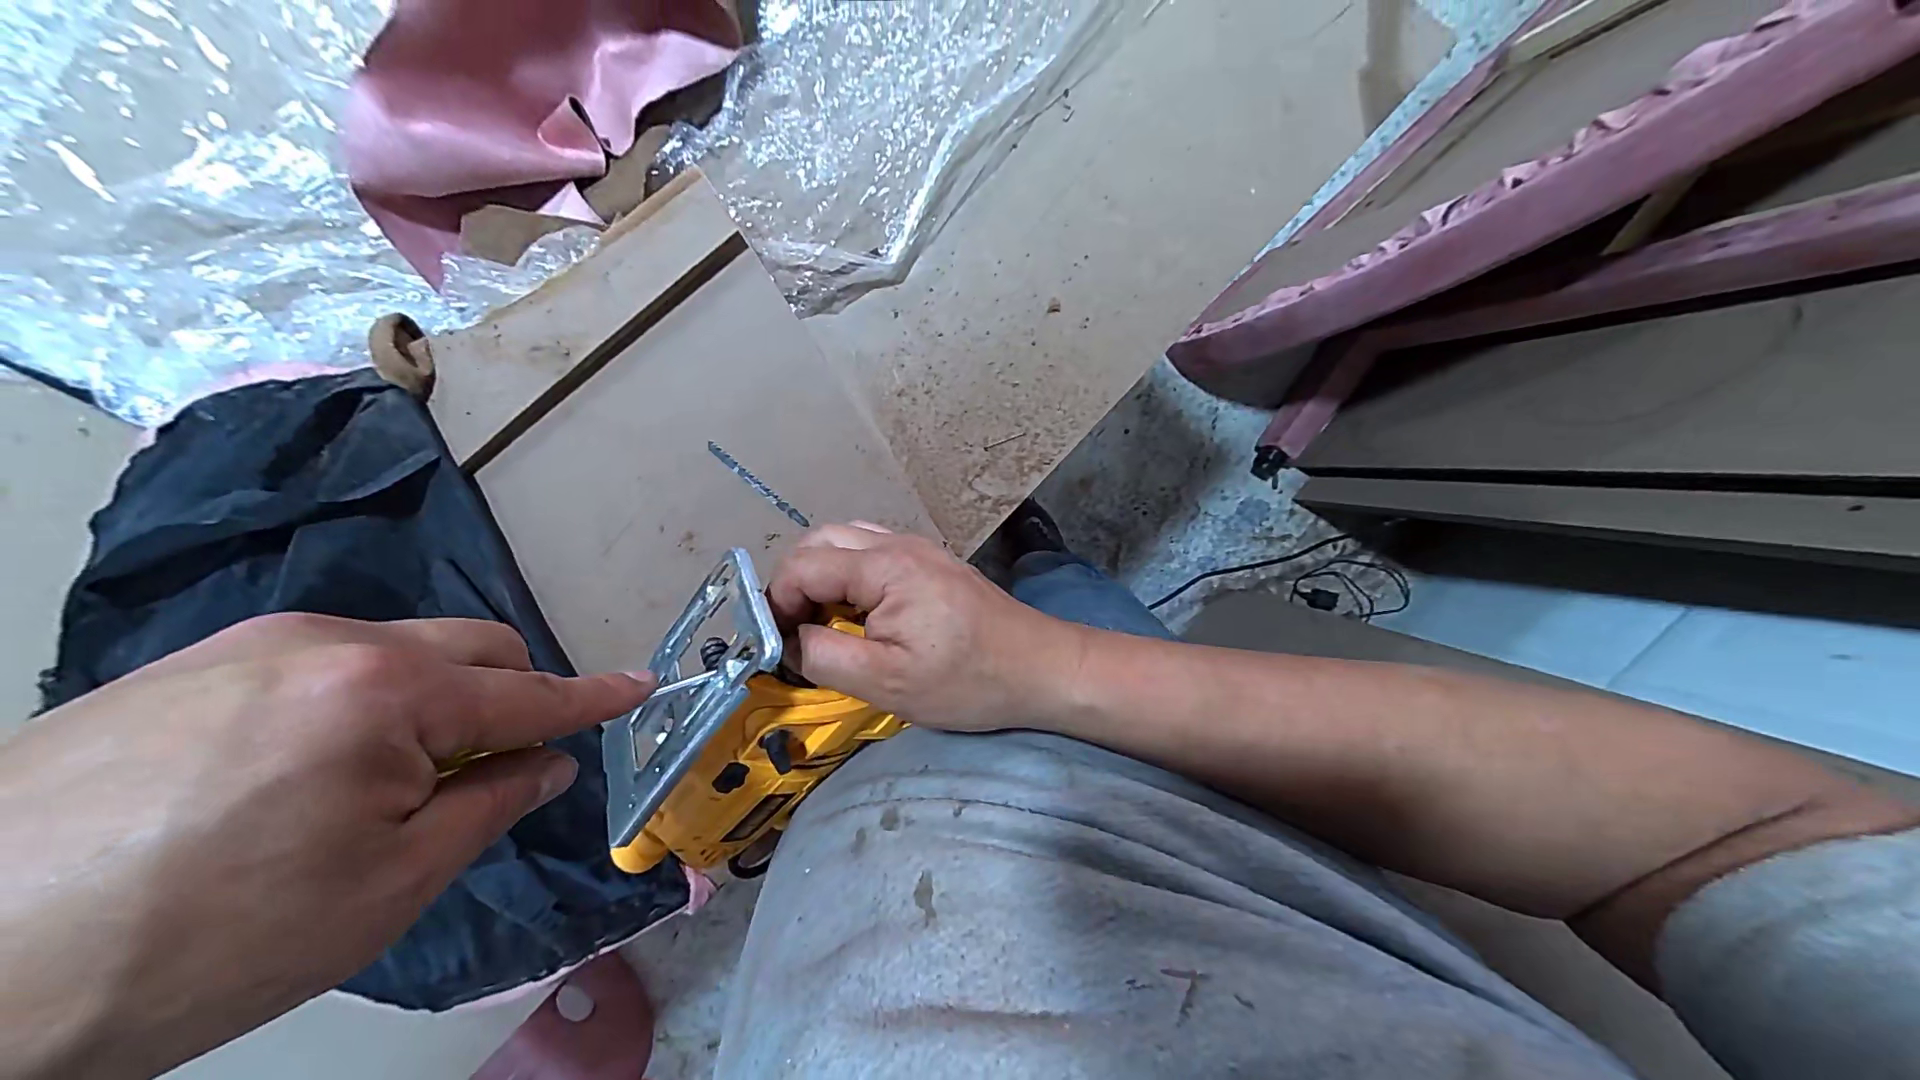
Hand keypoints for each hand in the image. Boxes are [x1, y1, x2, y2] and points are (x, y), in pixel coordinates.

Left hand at [0, 614, 653, 1079]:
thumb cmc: (198, 943)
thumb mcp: (385, 888)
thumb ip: (490, 806)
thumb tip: (546, 763)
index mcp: (386, 695)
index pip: (528, 692)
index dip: (594, 695)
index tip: (642, 684)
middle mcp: (330, 641)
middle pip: (476, 646)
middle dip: (508, 696)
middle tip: (487, 769)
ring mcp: (254, 641)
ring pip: (404, 649)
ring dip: (432, 702)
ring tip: (376, 784)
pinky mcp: (193, 660)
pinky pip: (329, 660)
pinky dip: (363, 700)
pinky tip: (300, 771)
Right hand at [766, 524, 1085, 731]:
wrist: (1040, 668)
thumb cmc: (968, 680)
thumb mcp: (887, 682)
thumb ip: (824, 656)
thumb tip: (786, 639)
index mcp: (885, 566)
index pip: (803, 565)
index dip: (778, 602)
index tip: (776, 641)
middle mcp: (899, 544)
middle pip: (820, 541)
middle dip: (795, 582)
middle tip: (796, 629)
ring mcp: (919, 548)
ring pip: (846, 542)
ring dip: (822, 574)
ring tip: (822, 620)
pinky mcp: (932, 562)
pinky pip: (873, 552)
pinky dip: (850, 574)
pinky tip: (859, 611)